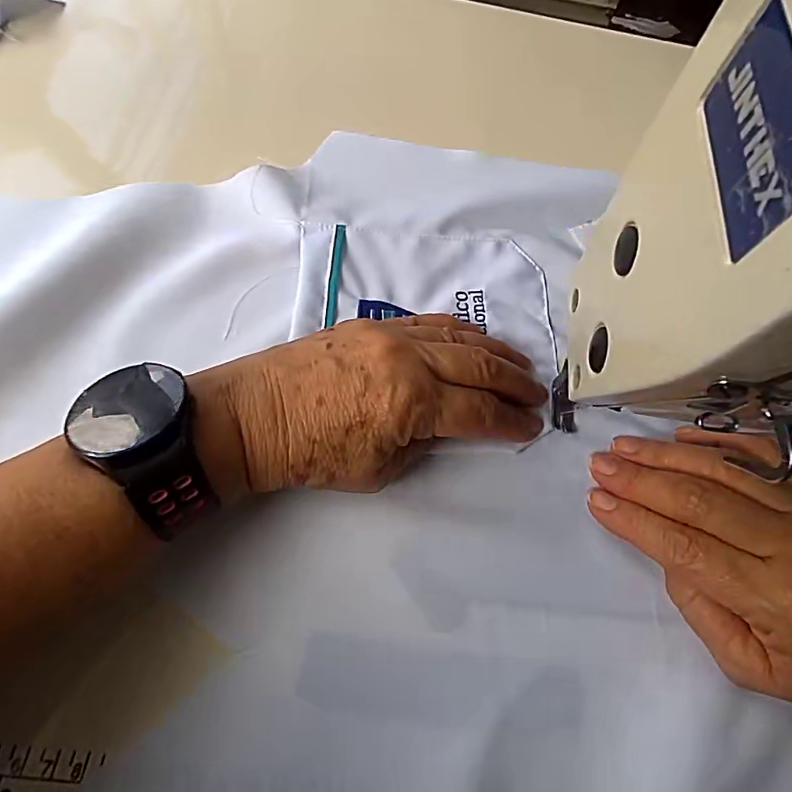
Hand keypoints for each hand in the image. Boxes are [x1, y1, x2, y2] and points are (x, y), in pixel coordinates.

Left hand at [189, 315, 546, 500]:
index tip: (530, 427)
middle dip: (513, 382)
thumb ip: (419, 444)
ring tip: (517, 363)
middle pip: (476, 367)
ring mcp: (386, 335)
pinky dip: (454, 330)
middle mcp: (406, 359)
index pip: (477, 411)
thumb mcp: (375, 469)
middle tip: (536, 394)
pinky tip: (471, 336)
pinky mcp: (367, 326)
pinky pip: (423, 323)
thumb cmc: (309, 454)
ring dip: (492, 351)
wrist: (254, 416)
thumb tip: (439, 426)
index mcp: (412, 402)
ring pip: (455, 337)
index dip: (509, 422)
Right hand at [586, 428, 791, 757]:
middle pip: (703, 502)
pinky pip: (767, 460)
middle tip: (599, 465)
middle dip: (642, 481)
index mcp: (781, 602)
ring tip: (623, 447)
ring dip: (668, 457)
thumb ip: (701, 608)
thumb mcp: (749, 668)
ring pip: (727, 474)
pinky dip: (721, 442)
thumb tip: (667, 551)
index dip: (637, 522)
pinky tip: (681, 435)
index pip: (688, 550)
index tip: (597, 501)